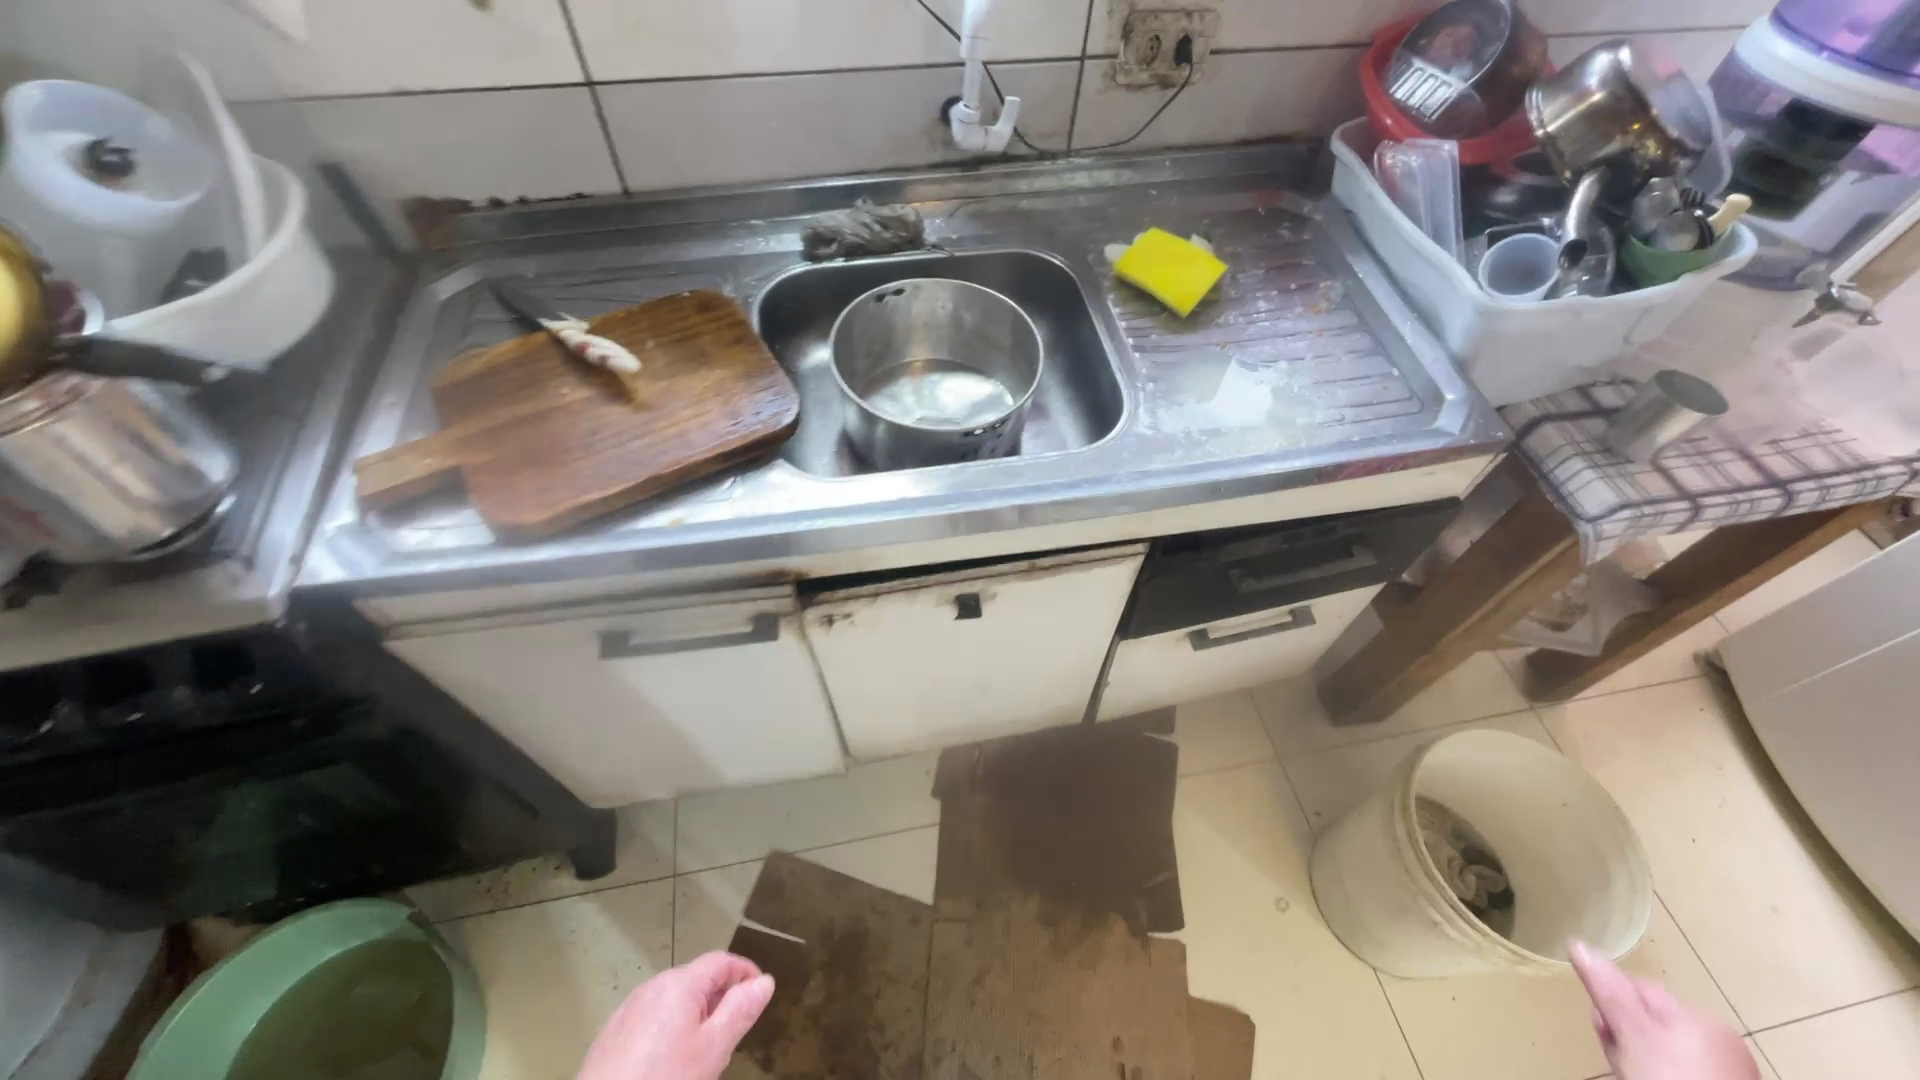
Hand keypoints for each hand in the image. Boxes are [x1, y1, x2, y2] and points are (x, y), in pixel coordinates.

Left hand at [577, 951, 775, 1079]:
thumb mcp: (713, 1049)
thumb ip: (740, 1011)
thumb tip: (765, 980)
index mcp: (679, 984)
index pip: (722, 961)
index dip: (745, 973)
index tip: (759, 998)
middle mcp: (652, 987)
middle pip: (696, 980)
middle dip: (720, 999)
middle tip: (732, 1035)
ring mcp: (628, 1011)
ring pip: (673, 1001)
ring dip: (694, 1016)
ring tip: (702, 1054)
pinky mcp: (611, 1035)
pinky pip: (651, 1020)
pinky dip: (669, 1030)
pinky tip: (667, 1066)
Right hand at [1569, 940, 1758, 1079]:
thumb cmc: (1669, 1079)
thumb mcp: (1631, 1033)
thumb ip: (1606, 989)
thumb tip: (1578, 943)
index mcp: (1695, 1013)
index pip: (1636, 986)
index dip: (1610, 1002)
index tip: (1603, 1027)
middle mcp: (1717, 1034)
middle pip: (1652, 1018)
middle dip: (1626, 1032)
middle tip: (1619, 1057)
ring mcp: (1728, 1067)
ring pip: (1666, 1047)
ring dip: (1641, 1055)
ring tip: (1632, 1072)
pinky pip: (1684, 1069)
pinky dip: (1664, 1073)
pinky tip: (1651, 1079)